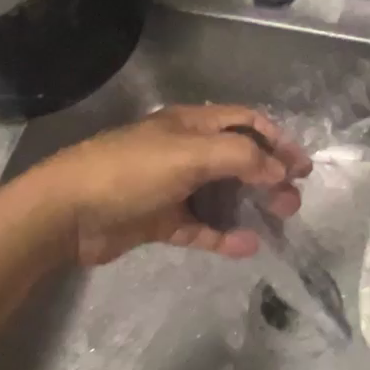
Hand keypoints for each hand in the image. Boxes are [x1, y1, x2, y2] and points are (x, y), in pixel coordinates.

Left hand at [19, 104, 313, 266]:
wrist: (68, 212)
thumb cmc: (131, 171)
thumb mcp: (190, 154)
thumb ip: (240, 157)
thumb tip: (279, 170)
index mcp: (190, 124)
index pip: (245, 122)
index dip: (276, 140)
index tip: (302, 167)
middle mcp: (184, 150)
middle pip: (237, 159)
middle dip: (269, 175)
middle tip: (293, 200)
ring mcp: (171, 186)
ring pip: (222, 194)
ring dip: (251, 205)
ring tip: (279, 221)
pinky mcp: (160, 220)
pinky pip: (201, 227)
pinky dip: (223, 236)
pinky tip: (246, 247)